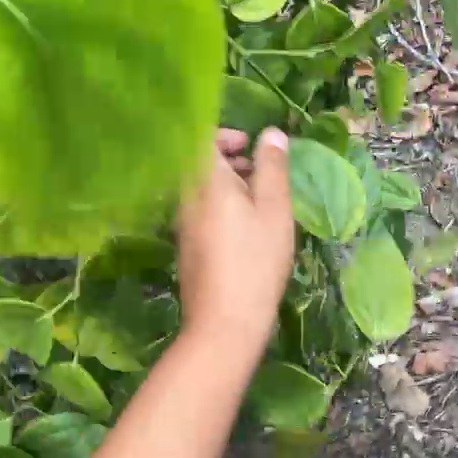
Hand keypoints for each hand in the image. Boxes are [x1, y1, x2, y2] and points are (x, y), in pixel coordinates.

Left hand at [177, 128, 294, 351]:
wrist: (223, 324)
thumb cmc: (255, 261)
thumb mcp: (274, 209)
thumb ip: (272, 167)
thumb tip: (271, 132)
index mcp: (206, 180)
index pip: (201, 139)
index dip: (224, 134)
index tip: (248, 144)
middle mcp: (187, 196)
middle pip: (200, 162)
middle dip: (230, 158)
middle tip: (260, 170)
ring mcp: (182, 222)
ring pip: (201, 187)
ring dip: (228, 182)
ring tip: (260, 199)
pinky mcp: (186, 244)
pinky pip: (200, 208)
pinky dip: (220, 204)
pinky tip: (247, 227)